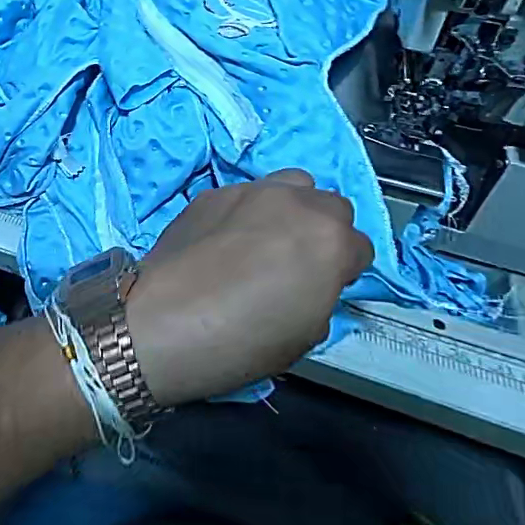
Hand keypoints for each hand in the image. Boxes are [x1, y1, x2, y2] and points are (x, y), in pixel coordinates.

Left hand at [124, 169, 372, 406]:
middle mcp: (298, 202)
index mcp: (332, 240)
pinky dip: (248, 211)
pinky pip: (248, 193)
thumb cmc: (243, 341)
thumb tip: (314, 280)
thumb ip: (323, 293)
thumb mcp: (306, 334)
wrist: (163, 321)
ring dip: (292, 208)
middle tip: (298, 262)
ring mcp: (253, 190)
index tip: (324, 288)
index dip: (345, 271)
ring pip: (294, 184)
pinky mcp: (216, 190)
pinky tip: (225, 239)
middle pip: (333, 207)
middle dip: (324, 232)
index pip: (361, 248)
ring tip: (267, 238)